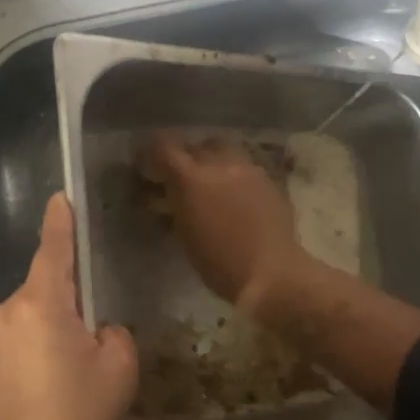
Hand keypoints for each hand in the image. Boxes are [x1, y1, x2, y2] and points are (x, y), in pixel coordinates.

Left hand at [0, 194, 137, 419]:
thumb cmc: (78, 410)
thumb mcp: (118, 366)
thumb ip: (114, 332)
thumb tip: (98, 330)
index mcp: (43, 302)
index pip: (53, 248)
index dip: (60, 222)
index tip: (62, 197)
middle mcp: (13, 307)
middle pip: (47, 279)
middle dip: (72, 286)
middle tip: (99, 312)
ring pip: (38, 306)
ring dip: (60, 314)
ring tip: (84, 350)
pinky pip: (28, 326)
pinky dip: (48, 332)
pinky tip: (64, 365)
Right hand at [146, 132, 311, 310]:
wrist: (271, 273)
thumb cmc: (219, 262)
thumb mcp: (184, 235)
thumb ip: (173, 206)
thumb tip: (162, 196)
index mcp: (191, 178)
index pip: (164, 146)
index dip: (152, 151)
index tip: (148, 165)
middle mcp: (219, 163)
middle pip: (195, 145)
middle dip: (184, 157)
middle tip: (180, 178)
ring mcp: (248, 168)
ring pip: (223, 150)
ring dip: (212, 160)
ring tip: (211, 182)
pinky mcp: (269, 179)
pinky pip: (245, 165)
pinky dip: (233, 173)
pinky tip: (236, 194)